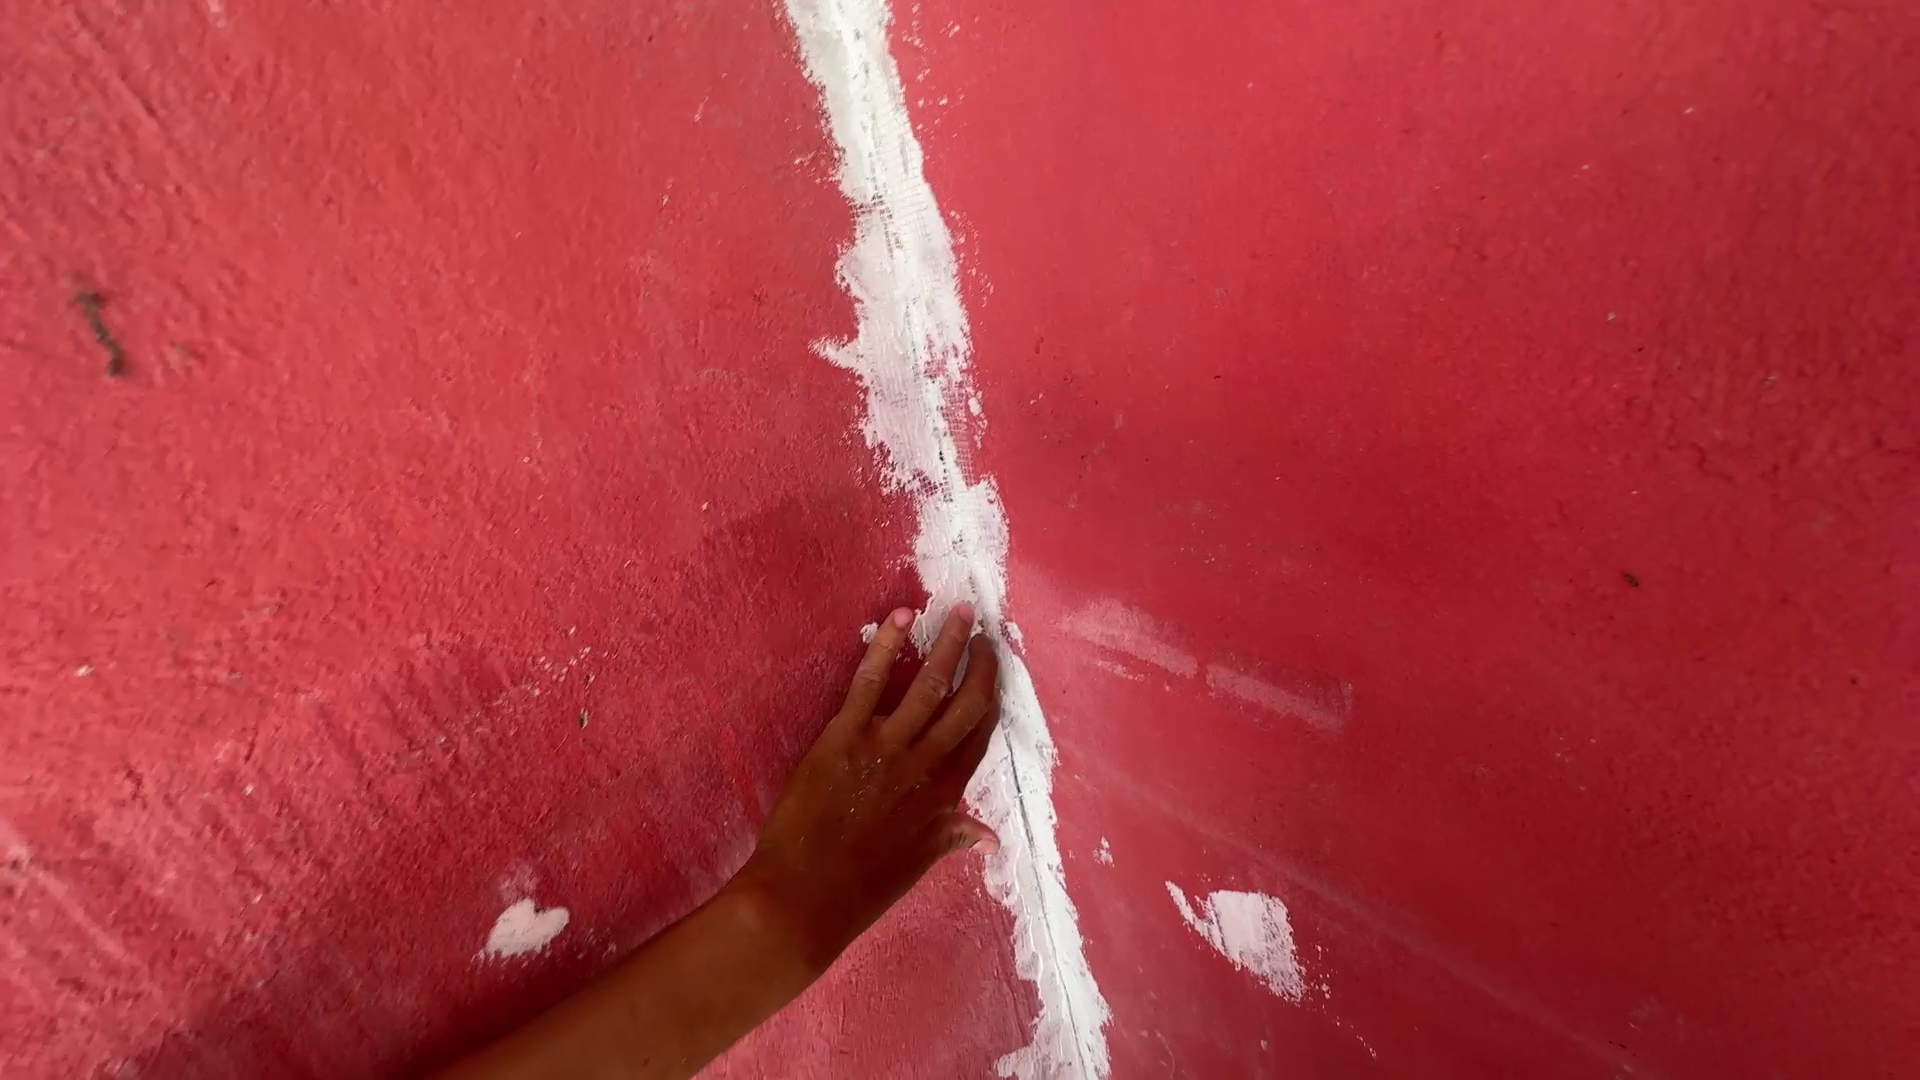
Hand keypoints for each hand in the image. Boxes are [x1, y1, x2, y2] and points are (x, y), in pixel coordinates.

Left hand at [730, 604, 1001, 970]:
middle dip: (979, 663)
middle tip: (983, 632)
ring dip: (947, 644)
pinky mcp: (845, 736)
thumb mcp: (917, 863)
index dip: (991, 695)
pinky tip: (902, 617)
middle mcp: (925, 764)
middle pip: (965, 702)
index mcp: (944, 795)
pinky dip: (887, 646)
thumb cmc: (861, 887)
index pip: (980, 733)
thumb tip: (989, 834)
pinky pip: (870, 682)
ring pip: (928, 684)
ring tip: (959, 613)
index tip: (995, 668)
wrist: (803, 899)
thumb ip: (952, 836)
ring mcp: (886, 746)